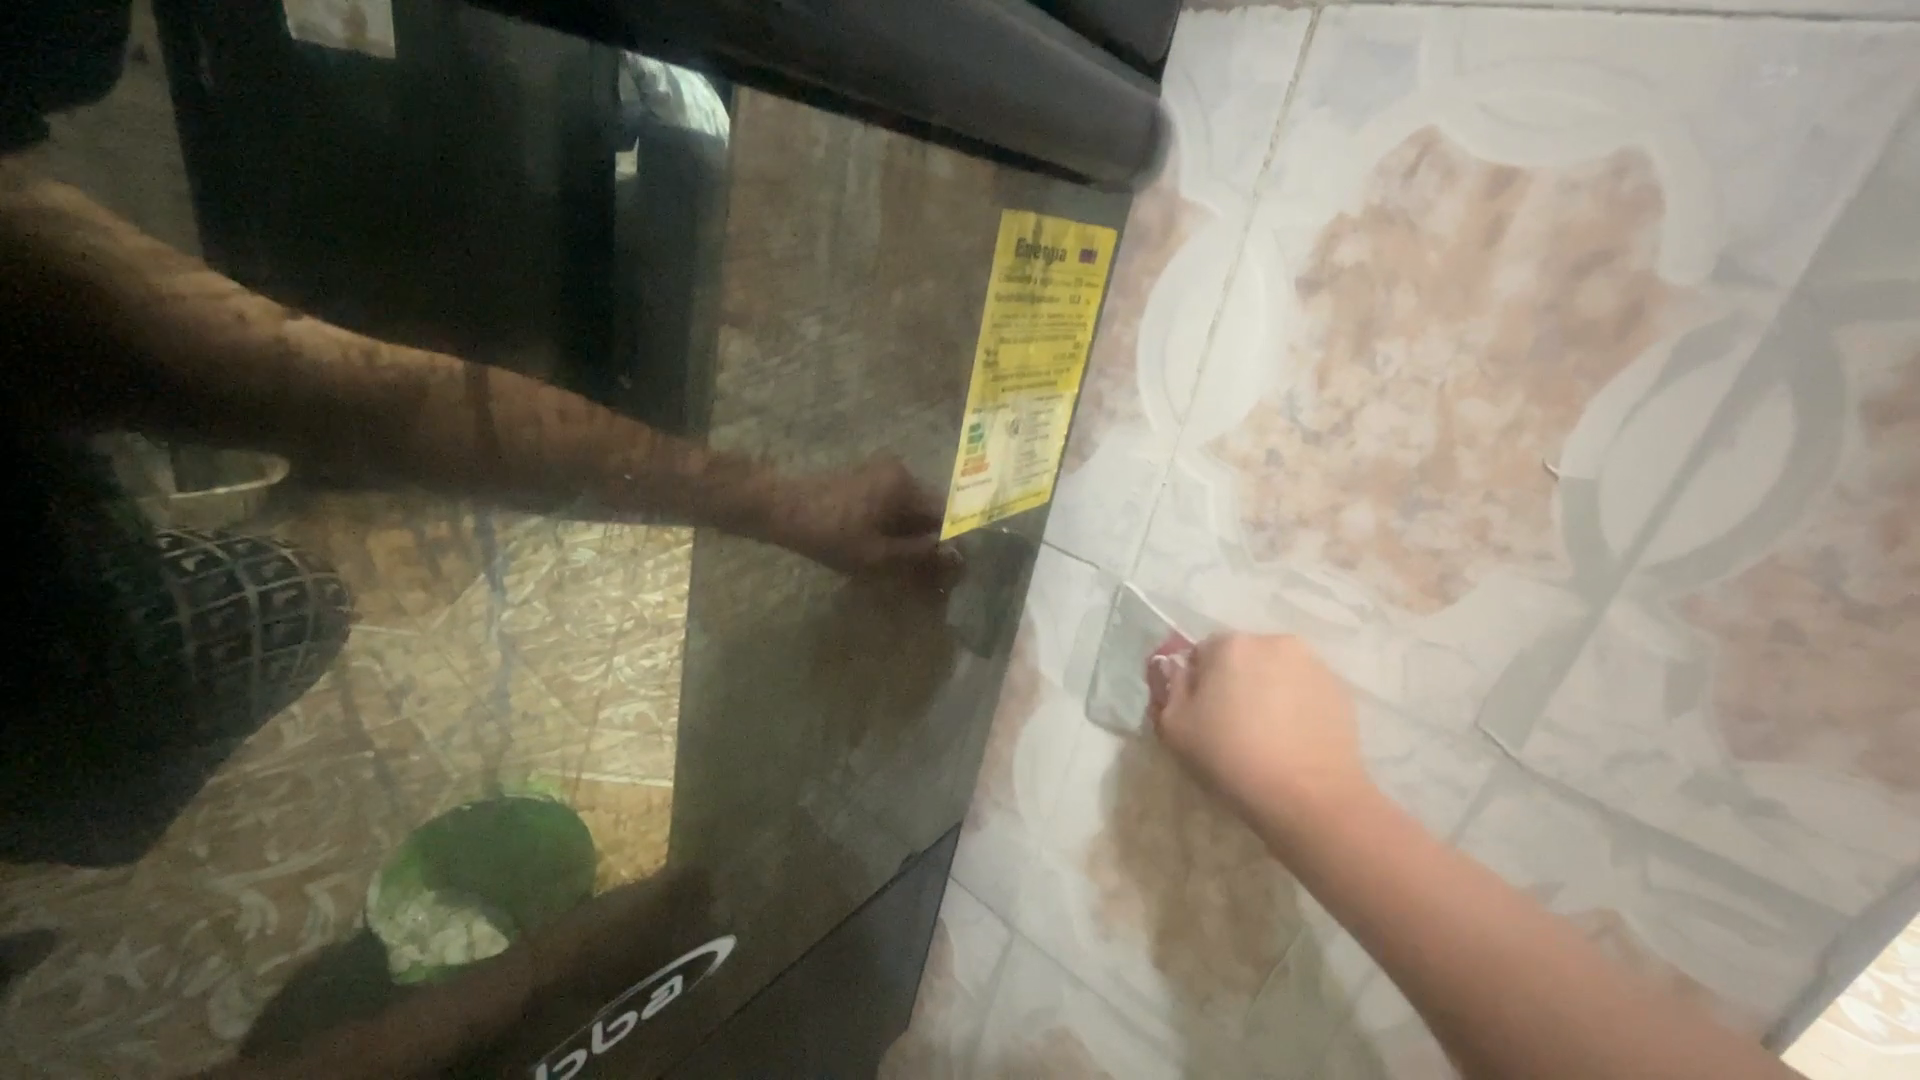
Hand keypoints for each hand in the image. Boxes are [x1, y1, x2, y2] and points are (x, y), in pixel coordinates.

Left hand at [762, 457, 951, 576]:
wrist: (779, 508)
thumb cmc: (830, 532)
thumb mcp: (876, 553)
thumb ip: (916, 552)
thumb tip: (948, 553)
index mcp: (906, 483)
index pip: (946, 511)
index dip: (952, 539)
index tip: (953, 565)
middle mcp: (900, 471)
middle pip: (928, 508)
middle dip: (931, 537)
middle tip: (932, 570)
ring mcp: (880, 472)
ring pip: (909, 508)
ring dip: (912, 533)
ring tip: (910, 563)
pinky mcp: (864, 480)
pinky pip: (892, 504)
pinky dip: (895, 525)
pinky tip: (888, 548)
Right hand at [1148, 633, 1372, 828]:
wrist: (1308, 797)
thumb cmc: (1230, 758)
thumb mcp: (1174, 727)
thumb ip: (1169, 687)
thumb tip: (1176, 668)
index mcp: (1230, 644)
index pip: (1201, 653)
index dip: (1197, 684)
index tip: (1201, 716)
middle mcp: (1274, 642)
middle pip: (1242, 657)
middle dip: (1234, 682)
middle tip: (1232, 726)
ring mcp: (1313, 665)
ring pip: (1276, 672)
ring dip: (1267, 691)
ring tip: (1267, 735)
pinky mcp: (1340, 691)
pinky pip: (1304, 690)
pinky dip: (1296, 706)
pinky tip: (1293, 740)